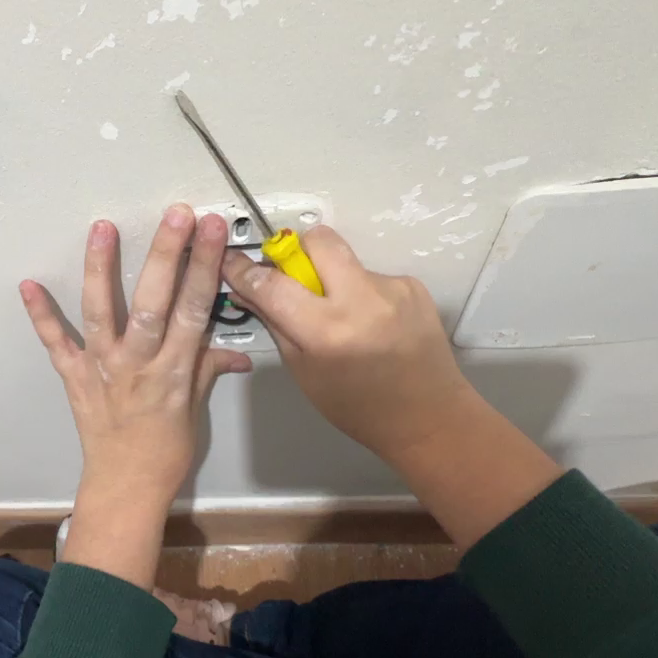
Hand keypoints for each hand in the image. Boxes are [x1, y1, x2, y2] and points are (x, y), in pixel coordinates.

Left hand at [21, 205, 251, 585]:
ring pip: (102, 312)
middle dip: (166, 254)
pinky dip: (41, 316)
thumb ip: (207, 372)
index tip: (214, 229)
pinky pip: (56, 344)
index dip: (206, 267)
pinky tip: (27, 284)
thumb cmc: (166, 452)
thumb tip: (235, 354)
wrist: (125, 486)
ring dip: (101, 269)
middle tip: (177, 213)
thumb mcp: (195, 411)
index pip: (195, 309)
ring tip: (102, 226)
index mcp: (174, 370)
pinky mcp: (74, 377)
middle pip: (154, 301)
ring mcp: (102, 368)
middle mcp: (138, 363)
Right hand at [219, 225, 474, 461]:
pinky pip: (370, 276)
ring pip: (345, 260)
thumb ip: (277, 324)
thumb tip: (249, 290)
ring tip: (341, 316)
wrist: (427, 416)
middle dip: (297, 251)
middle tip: (295, 278)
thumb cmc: (355, 406)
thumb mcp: (304, 372)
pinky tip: (370, 324)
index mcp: (327, 331)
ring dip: (332, 277)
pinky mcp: (412, 285)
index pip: (272, 285)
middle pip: (317, 240)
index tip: (231, 261)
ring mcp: (392, 288)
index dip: (244, 270)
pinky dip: (360, 293)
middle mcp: (361, 300)